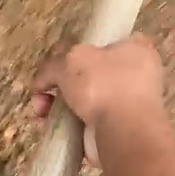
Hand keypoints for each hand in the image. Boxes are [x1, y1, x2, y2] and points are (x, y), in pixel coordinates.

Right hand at [30, 37, 166, 164]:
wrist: (122, 130)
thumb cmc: (102, 85)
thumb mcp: (70, 60)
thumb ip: (52, 65)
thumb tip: (41, 82)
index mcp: (135, 49)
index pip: (104, 44)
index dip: (76, 52)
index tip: (57, 65)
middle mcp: (134, 74)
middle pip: (86, 75)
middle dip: (57, 85)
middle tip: (41, 92)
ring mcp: (125, 104)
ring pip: (81, 100)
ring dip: (54, 105)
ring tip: (40, 112)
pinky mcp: (115, 128)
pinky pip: (82, 122)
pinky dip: (62, 124)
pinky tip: (45, 125)